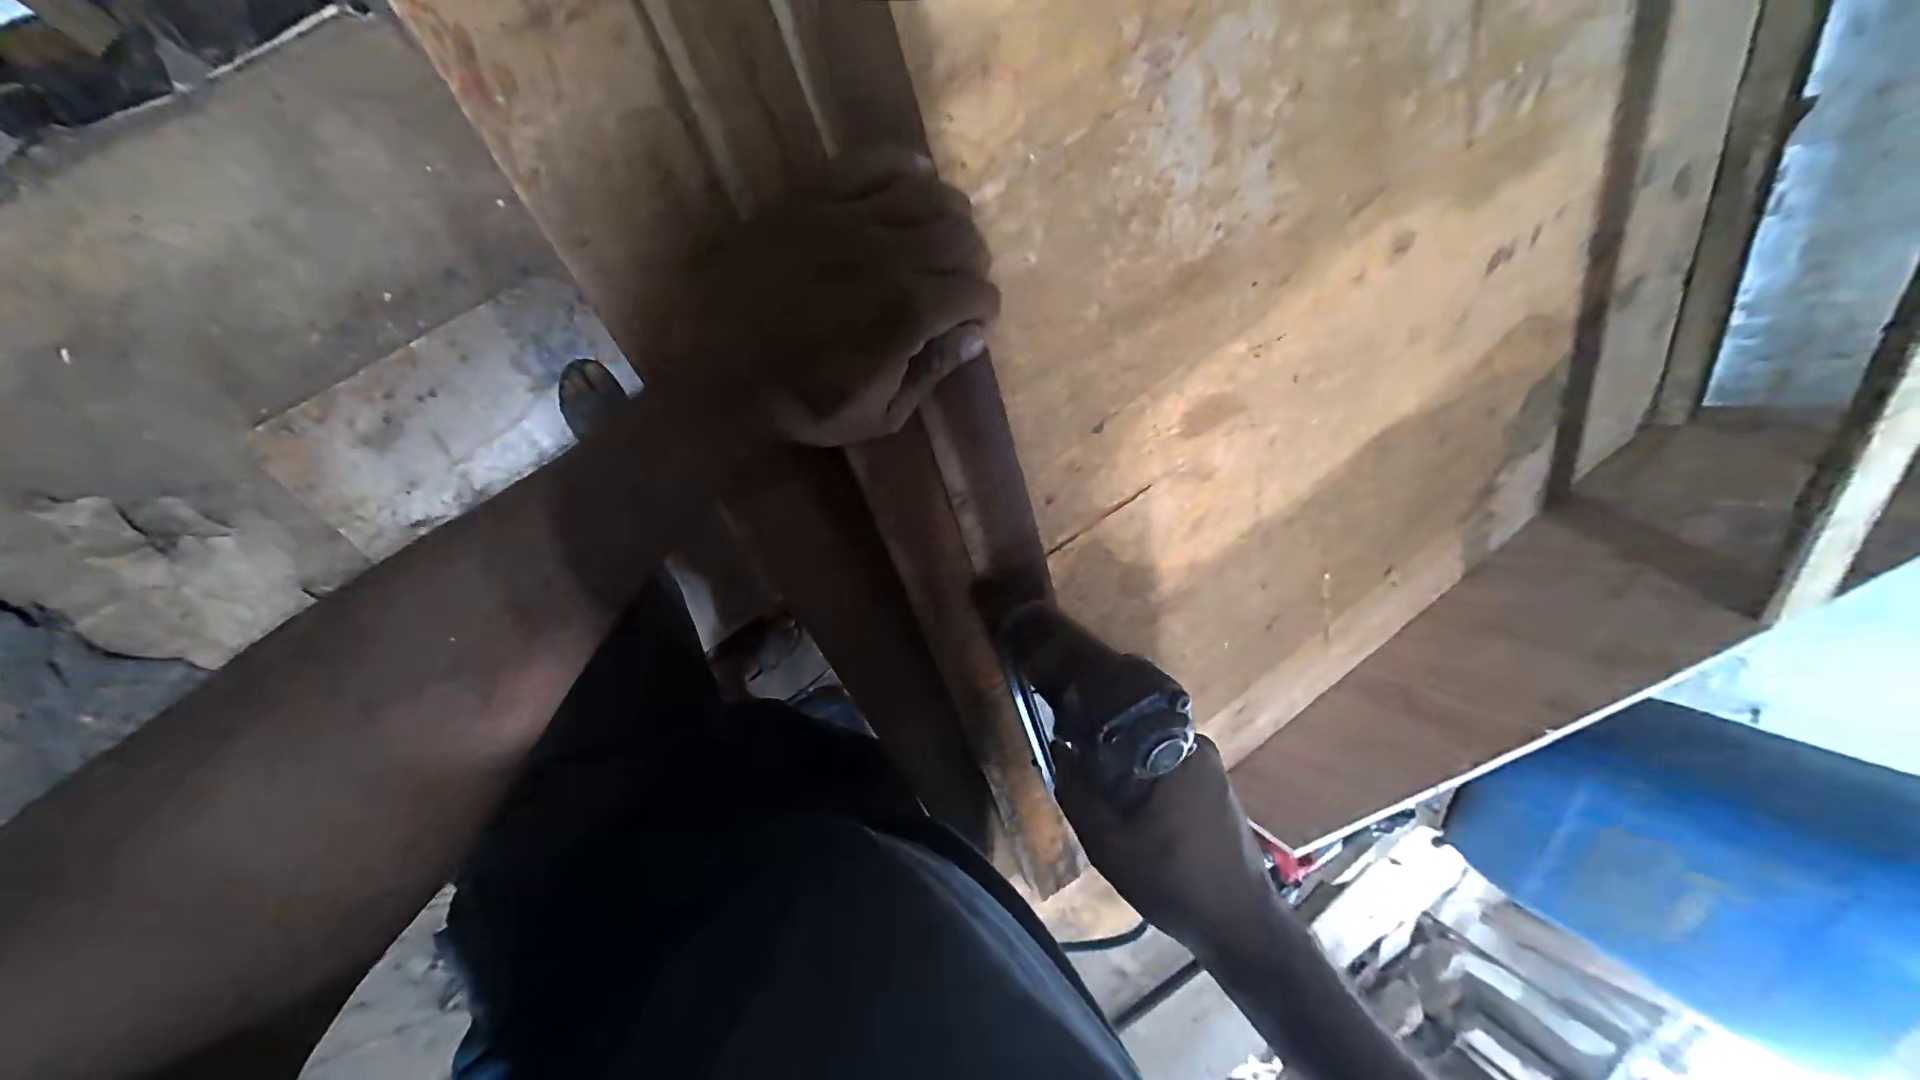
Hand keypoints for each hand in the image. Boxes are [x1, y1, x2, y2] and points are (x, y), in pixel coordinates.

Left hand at [654, 148, 999, 445]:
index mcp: (906, 314)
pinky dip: (903, 168)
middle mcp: (887, 256)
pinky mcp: (811, 199)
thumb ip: (930, 372)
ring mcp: (847, 220)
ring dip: (949, 215)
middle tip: (959, 281)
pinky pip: (872, 162)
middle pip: (961, 234)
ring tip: (939, 238)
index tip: (975, 320)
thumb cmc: (805, 406)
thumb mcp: (879, 415)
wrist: (722, 378)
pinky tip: (912, 184)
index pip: (976, 292)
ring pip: (928, 193)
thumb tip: (974, 338)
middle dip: (973, 261)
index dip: (984, 308)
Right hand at [1055, 736, 1278, 950]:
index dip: (1085, 723)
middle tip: (1081, 777)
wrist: (1241, 925)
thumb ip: (1076, 794)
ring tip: (1104, 797)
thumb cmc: (1173, 880)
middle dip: (1104, 750)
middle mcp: (1197, 745)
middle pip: (1133, 731)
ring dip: (1125, 768)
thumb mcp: (1108, 844)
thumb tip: (1058, 751)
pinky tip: (1135, 813)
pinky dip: (1147, 781)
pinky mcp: (1216, 785)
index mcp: (1174, 748)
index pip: (1117, 712)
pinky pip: (1168, 767)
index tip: (1065, 743)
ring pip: (1149, 750)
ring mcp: (1210, 765)